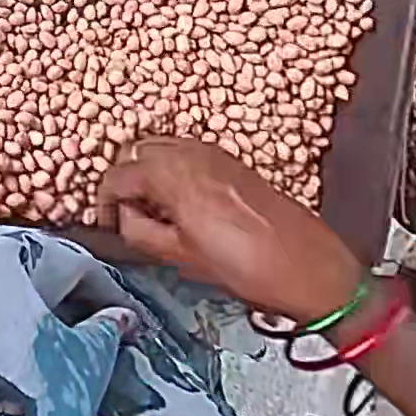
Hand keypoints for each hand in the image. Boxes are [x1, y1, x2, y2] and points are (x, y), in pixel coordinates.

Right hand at [95, 137, 363, 322]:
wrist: (311, 267)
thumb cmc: (246, 266)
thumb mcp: (181, 256)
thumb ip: (139, 232)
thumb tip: (124, 218)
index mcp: (169, 174)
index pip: (116, 176)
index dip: (104, 202)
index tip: (108, 224)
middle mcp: (185, 152)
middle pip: (133, 153)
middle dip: (124, 182)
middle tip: (128, 216)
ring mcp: (209, 152)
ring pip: (157, 148)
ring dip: (146, 172)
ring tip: (154, 209)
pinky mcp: (227, 159)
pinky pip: (182, 152)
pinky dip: (169, 168)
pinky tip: (181, 202)